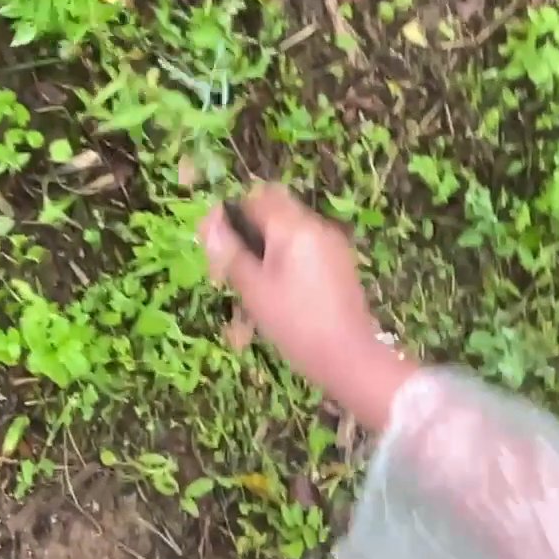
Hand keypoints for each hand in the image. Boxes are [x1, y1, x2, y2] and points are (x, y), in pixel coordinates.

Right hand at [200, 184, 415, 427]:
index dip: (230, 215)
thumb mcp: (252, 287)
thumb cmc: (295, 323)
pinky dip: (285, 254)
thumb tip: (208, 221)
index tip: (217, 243)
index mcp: (294, 228)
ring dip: (266, 243)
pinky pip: (304, 244)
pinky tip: (278, 287)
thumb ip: (228, 249)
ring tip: (252, 279)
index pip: (254, 198)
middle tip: (232, 262)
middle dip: (248, 229)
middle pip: (272, 209)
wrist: (350, 359)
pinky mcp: (339, 261)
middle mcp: (316, 226)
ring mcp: (332, 243)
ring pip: (288, 227)